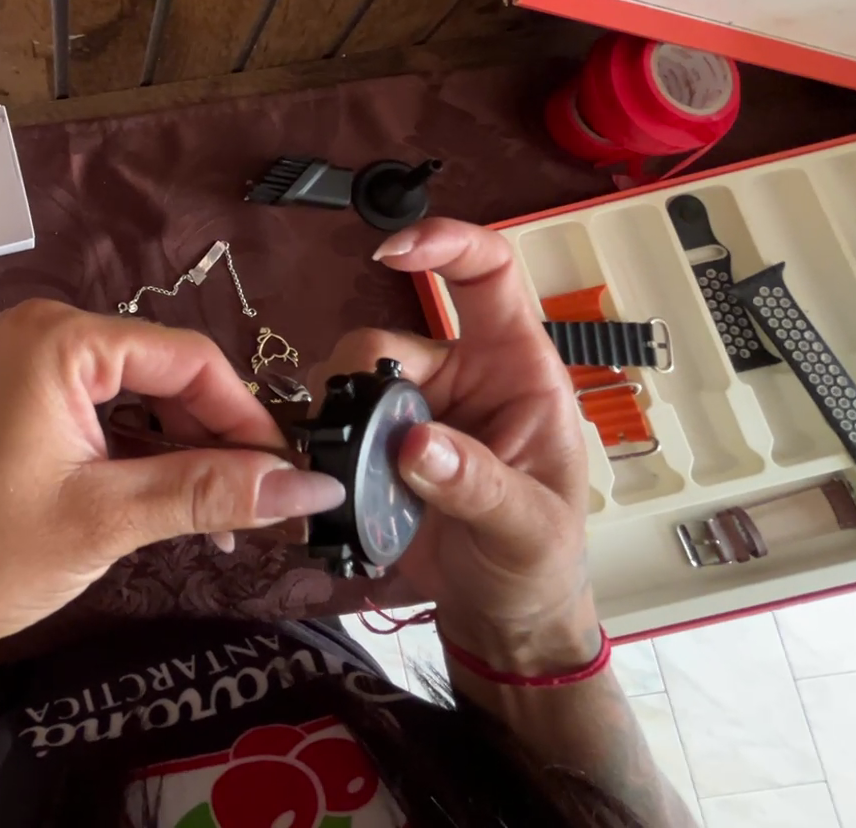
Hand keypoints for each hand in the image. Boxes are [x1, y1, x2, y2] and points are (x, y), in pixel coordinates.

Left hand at [0, 300, 347, 670]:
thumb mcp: (106, 519)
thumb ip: (210, 492)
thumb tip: (313, 484)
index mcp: (59, 340)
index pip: (187, 357)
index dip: (246, 416)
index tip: (288, 477)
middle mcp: (44, 334)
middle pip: (165, 373)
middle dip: (214, 439)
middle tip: (257, 509)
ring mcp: (29, 366)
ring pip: (139, 397)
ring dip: (183, 453)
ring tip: (218, 521)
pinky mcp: (24, 402)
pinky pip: (104, 414)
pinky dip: (142, 456)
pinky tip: (172, 503)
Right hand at [311, 218, 597, 672]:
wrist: (495, 610)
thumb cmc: (536, 562)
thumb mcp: (529, 529)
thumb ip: (480, 486)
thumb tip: (416, 444)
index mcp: (515, 371)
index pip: (488, 276)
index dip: (446, 245)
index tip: (389, 253)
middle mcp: (456, 376)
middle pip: (386, 337)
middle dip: (359, 377)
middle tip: (358, 435)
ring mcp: (408, 407)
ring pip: (346, 375)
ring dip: (336, 414)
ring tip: (348, 469)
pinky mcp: (371, 437)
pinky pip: (329, 413)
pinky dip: (319, 436)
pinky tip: (324, 470)